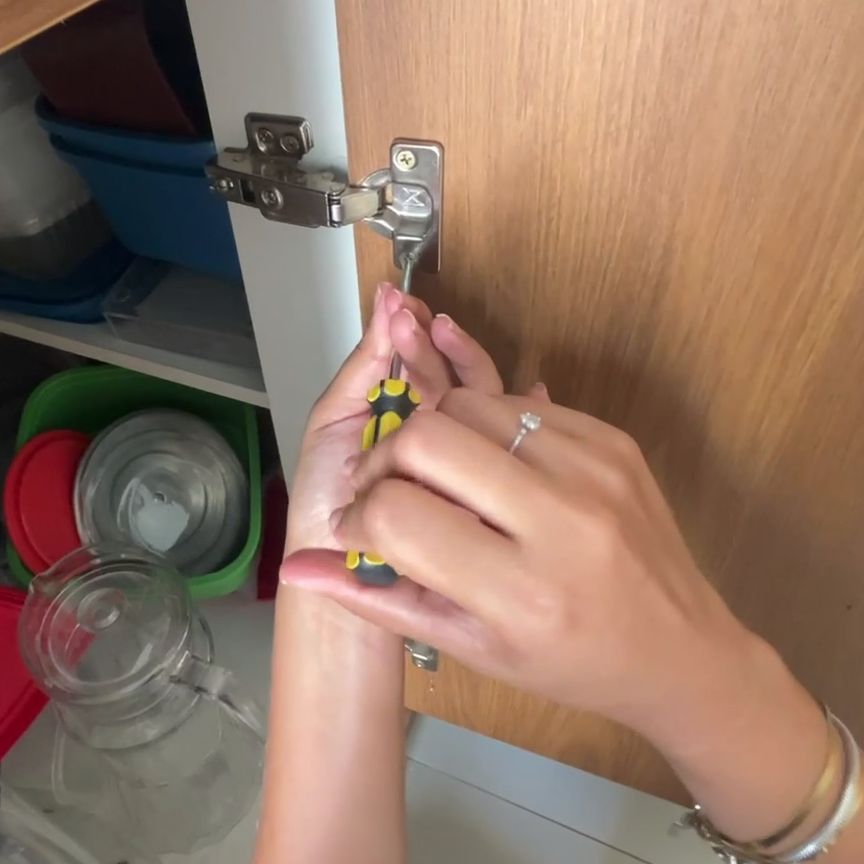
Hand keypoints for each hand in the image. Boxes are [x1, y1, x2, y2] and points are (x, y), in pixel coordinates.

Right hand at [280, 386, 827, 801]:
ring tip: (436, 477)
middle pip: (427, 436)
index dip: (359, 516)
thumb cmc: (571, 663)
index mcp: (522, 594)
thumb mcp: (472, 649)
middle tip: (387, 489)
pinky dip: (482, 428)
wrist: (684, 649)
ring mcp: (593, 467)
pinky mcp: (609, 438)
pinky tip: (486, 468)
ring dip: (432, 435)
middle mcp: (562, 520)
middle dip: (386, 459)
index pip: (399, 515)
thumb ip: (379, 600)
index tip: (358, 529)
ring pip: (466, 403)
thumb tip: (300, 569)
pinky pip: (515, 403)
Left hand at [284, 281, 502, 554]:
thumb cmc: (325, 498)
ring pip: (476, 404)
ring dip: (468, 363)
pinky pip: (506, 447)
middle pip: (449, 378)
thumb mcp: (334, 422)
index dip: (413, 332)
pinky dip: (527, 415)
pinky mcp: (477, 487)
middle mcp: (429, 432)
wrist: (334, 564)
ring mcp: (456, 459)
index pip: (416, 364)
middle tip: (420, 318)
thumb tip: (386, 304)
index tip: (401, 299)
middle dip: (436, 344)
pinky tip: (537, 392)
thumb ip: (362, 368)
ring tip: (447, 332)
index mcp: (396, 414)